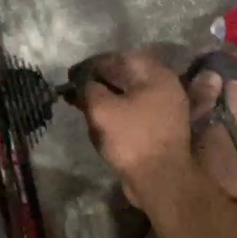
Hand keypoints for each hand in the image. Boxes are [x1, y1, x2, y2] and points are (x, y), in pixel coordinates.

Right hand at [72, 48, 192, 206]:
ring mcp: (165, 108)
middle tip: (75, 89)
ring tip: (84, 104)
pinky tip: (101, 119)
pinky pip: (134, 111)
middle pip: (126, 76)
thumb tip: (84, 83)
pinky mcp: (160, 128)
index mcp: (155, 75)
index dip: (92, 65)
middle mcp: (164, 87)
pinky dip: (116, 111)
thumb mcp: (101, 109)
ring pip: (129, 95)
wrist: (160, 178)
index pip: (119, 58)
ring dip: (107, 97)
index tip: (71, 75)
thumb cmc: (131, 139)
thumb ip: (89, 89)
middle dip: (99, 81)